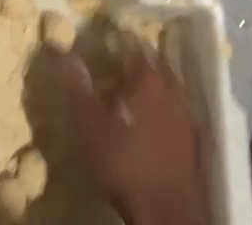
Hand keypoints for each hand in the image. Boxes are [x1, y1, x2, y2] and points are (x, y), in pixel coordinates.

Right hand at [55, 44, 205, 224]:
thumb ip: (77, 86)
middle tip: (111, 70)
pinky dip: (159, 106)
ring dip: (148, 85)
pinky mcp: (191, 137)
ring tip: (126, 95)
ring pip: (166, 86)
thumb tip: (60, 49)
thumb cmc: (125, 163)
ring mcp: (185, 113)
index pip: (132, 46)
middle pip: (153, 64)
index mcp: (149, 78)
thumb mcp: (91, 124)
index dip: (114, 44)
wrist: (166, 210)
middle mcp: (172, 88)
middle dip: (133, 62)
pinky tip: (146, 121)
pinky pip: (174, 108)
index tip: (98, 47)